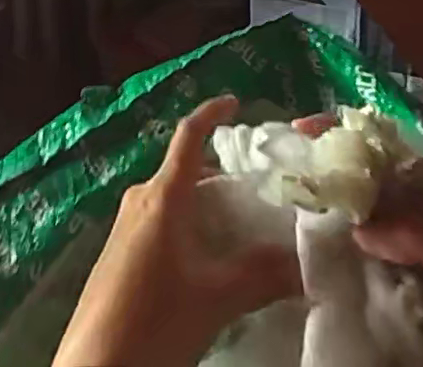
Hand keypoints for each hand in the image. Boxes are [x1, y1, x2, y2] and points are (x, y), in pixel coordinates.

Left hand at [54, 95, 301, 366]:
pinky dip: (185, 223)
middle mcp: (141, 199)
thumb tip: (305, 265)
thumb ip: (262, 276)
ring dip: (202, 202)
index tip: (234, 103)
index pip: (188, 135)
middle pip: (184, 169)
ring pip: (171, 196)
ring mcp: (125, 226)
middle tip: (253, 189)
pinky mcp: (117, 252)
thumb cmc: (154, 320)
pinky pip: (157, 219)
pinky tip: (202, 258)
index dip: (211, 112)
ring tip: (235, 226)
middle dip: (218, 173)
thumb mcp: (215, 299)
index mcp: (163, 195)